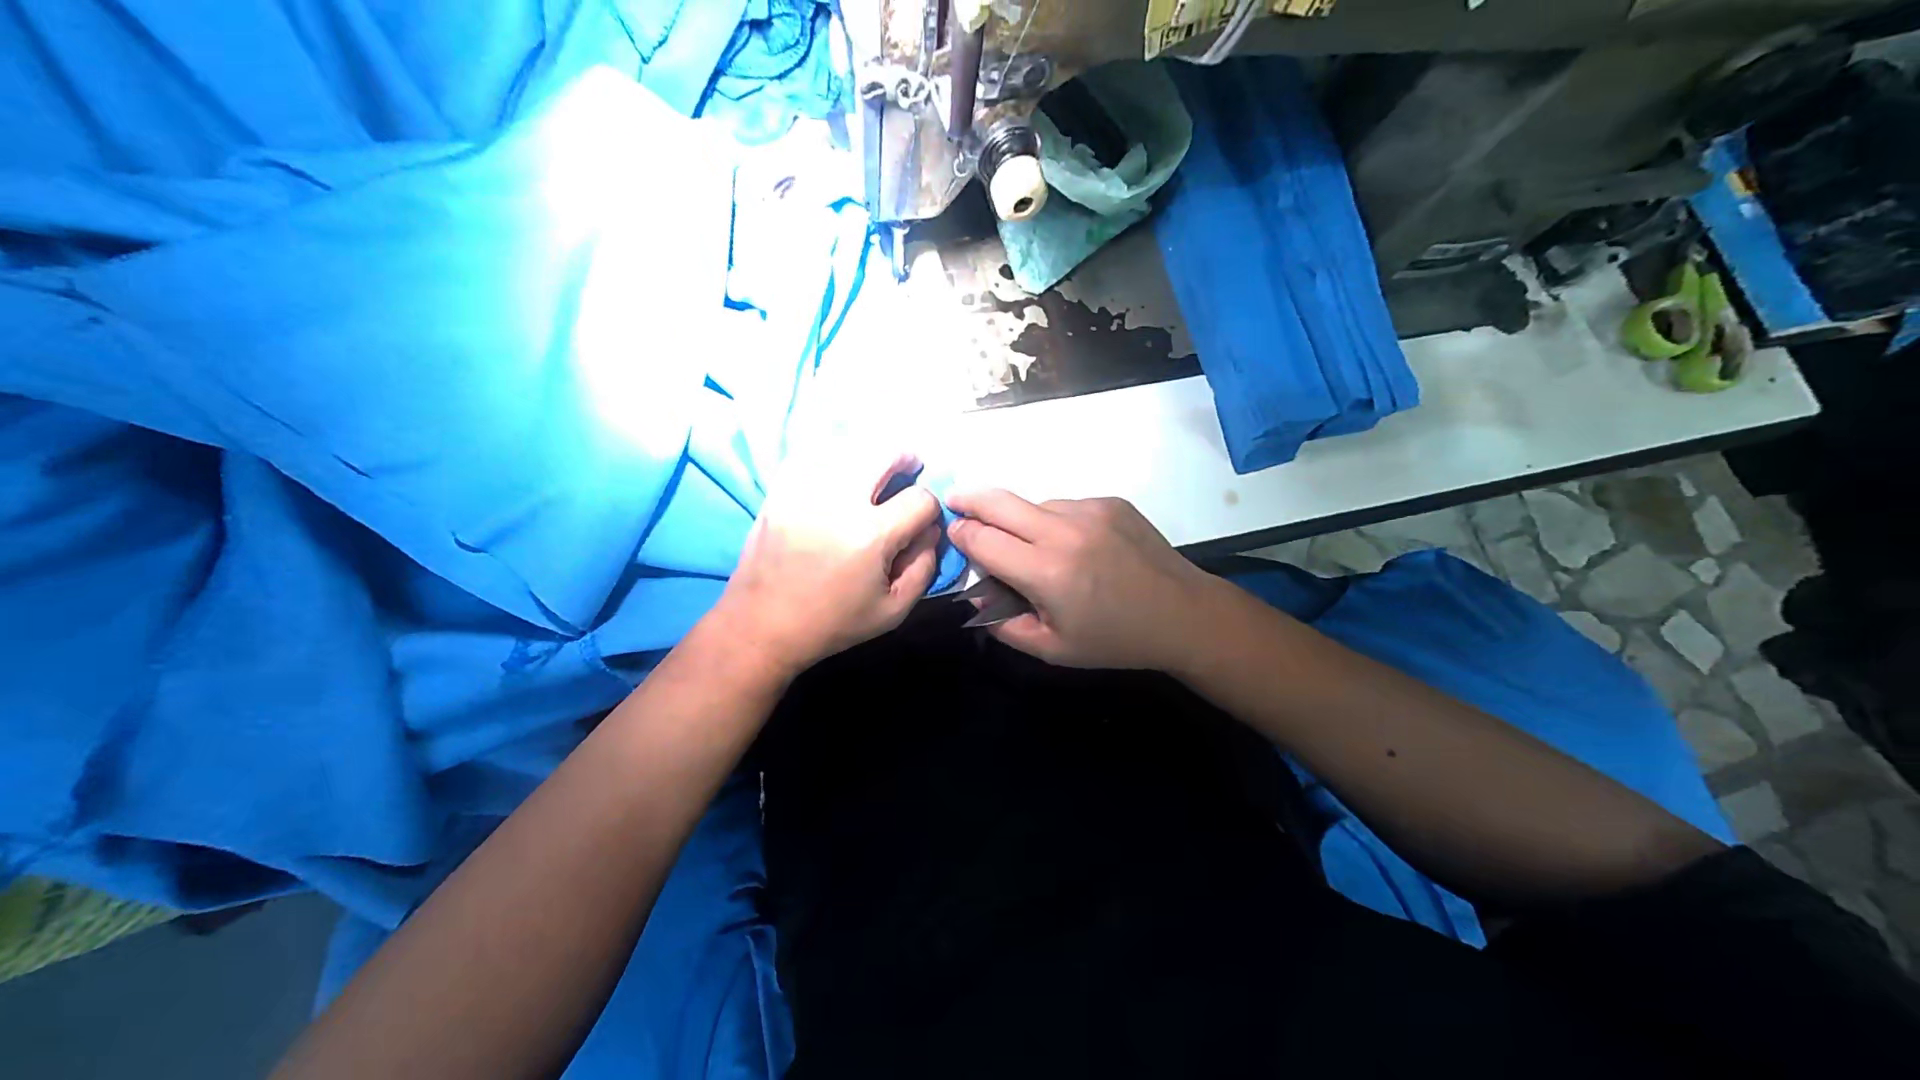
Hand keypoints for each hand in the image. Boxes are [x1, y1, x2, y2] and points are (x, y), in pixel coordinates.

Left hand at [711, 448, 942, 678]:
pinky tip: (837, 470)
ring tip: (873, 468)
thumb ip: (923, 566)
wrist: (762, 626)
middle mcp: (839, 503)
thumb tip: (929, 530)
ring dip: (868, 455)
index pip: (919, 499)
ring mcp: (805, 492)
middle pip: (884, 453)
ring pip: (846, 448)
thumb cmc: (833, 623)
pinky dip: (830, 457)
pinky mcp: (779, 492)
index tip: (921, 519)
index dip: (930, 508)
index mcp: (871, 536)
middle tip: (907, 467)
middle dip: (904, 459)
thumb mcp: (893, 610)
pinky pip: (809, 456)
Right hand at [946, 491, 1219, 669]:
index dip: (960, 536)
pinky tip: (1074, 546)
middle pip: (997, 501)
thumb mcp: (1052, 649)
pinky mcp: (1110, 502)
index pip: (982, 539)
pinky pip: (1065, 505)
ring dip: (1020, 519)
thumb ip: (1003, 624)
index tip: (954, 536)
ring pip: (1033, 504)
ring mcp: (1089, 510)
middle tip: (953, 501)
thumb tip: (975, 595)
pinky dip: (1056, 521)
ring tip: (1034, 547)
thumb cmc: (1114, 640)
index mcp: (1046, 572)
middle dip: (968, 500)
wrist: (1182, 614)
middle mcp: (1064, 531)